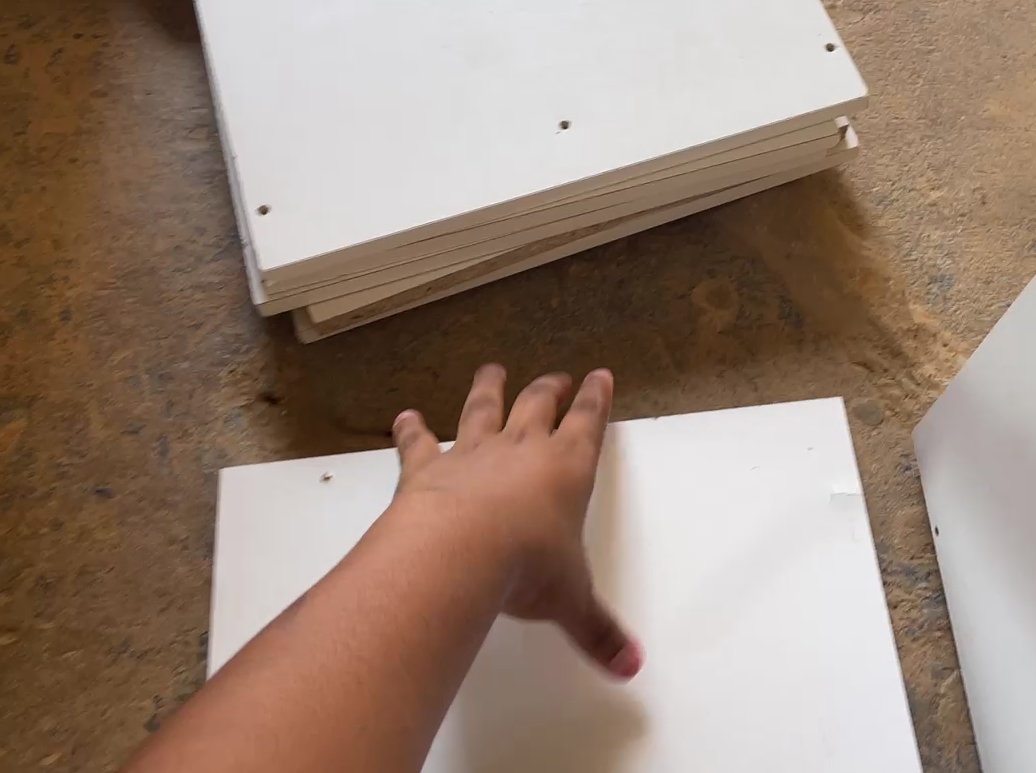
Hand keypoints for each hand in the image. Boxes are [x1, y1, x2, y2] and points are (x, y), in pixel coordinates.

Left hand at [389, 364, 642, 679]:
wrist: (457, 554)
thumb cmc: (526, 566)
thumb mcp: (570, 599)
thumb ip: (599, 629)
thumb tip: (631, 667)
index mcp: (567, 466)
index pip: (588, 420)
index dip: (596, 396)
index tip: (600, 375)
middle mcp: (524, 449)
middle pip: (539, 404)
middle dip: (551, 388)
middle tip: (557, 377)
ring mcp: (474, 453)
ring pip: (484, 409)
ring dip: (489, 388)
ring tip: (492, 369)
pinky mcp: (428, 469)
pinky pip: (419, 444)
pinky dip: (411, 430)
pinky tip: (405, 416)